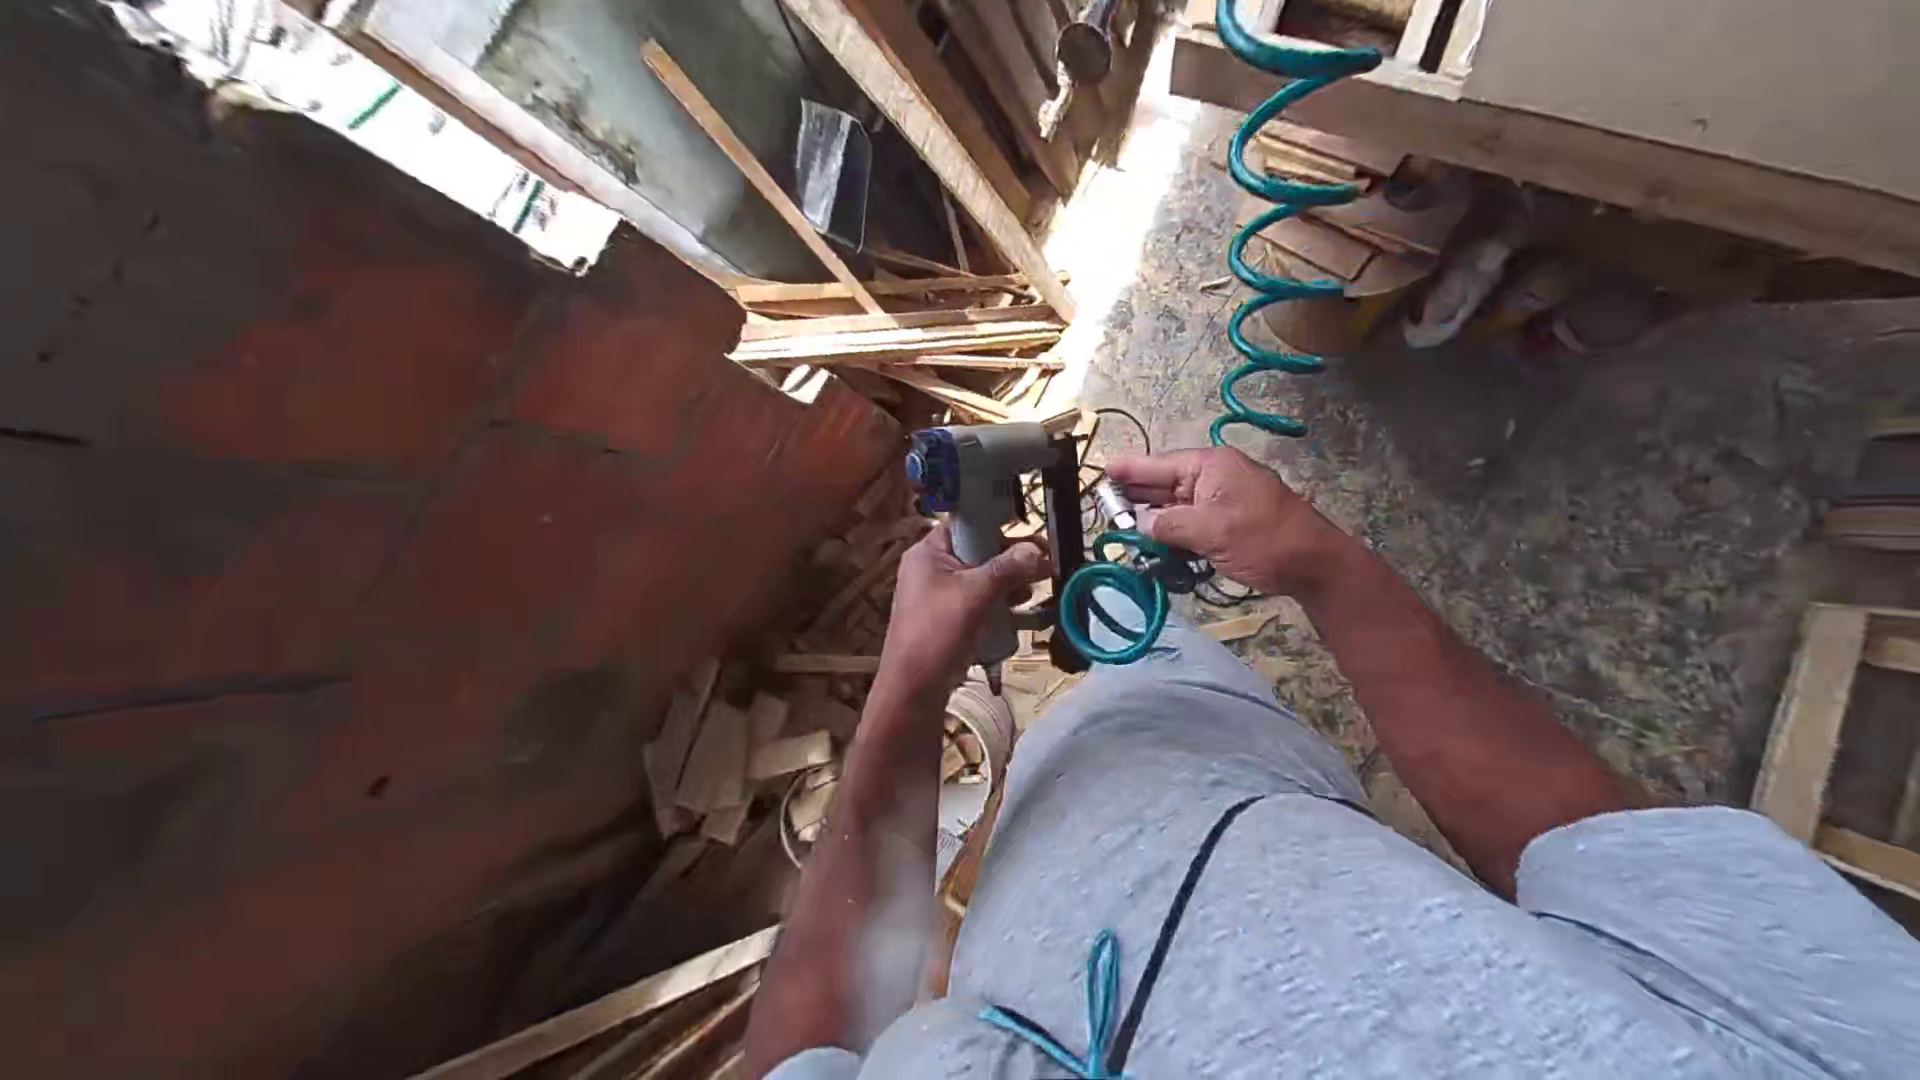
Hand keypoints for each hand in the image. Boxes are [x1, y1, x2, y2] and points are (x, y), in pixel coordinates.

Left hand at [878, 523, 1049, 698]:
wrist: (913, 690)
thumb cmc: (939, 633)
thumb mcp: (976, 594)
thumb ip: (1008, 568)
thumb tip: (1039, 551)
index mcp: (928, 552)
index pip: (966, 524)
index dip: (999, 527)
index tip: (1031, 540)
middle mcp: (930, 567)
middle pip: (977, 551)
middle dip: (1010, 560)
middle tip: (1042, 567)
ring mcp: (937, 594)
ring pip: (980, 578)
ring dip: (1007, 583)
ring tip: (1032, 591)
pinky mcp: (946, 618)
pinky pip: (977, 601)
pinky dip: (996, 603)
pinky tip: (1017, 612)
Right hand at [1105, 447, 1354, 597]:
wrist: (1315, 566)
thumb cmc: (1264, 540)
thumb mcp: (1210, 531)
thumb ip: (1167, 525)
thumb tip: (1137, 524)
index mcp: (1209, 466)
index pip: (1158, 464)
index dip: (1128, 470)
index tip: (1101, 474)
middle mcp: (1211, 478)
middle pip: (1162, 485)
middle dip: (1134, 498)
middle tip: (1103, 511)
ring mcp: (1219, 501)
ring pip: (1172, 507)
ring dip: (1150, 521)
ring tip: (1120, 531)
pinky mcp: (1224, 524)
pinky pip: (1187, 524)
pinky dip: (1170, 534)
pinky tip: (1151, 546)